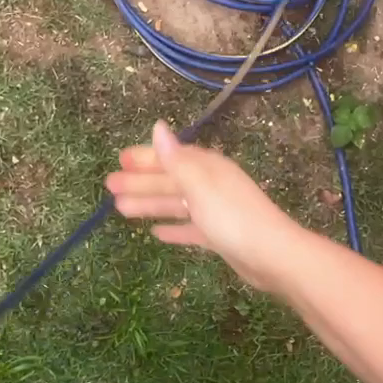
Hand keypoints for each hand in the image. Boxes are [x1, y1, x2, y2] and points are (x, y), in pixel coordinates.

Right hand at [104, 121, 306, 292]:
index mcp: (207, 169)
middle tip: (109, 186)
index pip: (170, 157)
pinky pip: (190, 228)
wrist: (273, 256)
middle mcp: (211, 186)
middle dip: (141, 182)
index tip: (120, 160)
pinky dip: (173, 228)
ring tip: (120, 209)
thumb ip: (176, 159)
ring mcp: (215, 211)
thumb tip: (157, 126)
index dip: (145, 158)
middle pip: (169, 180)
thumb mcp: (200, 185)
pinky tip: (156, 234)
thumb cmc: (233, 217)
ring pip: (175, 204)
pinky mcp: (219, 236)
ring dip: (150, 204)